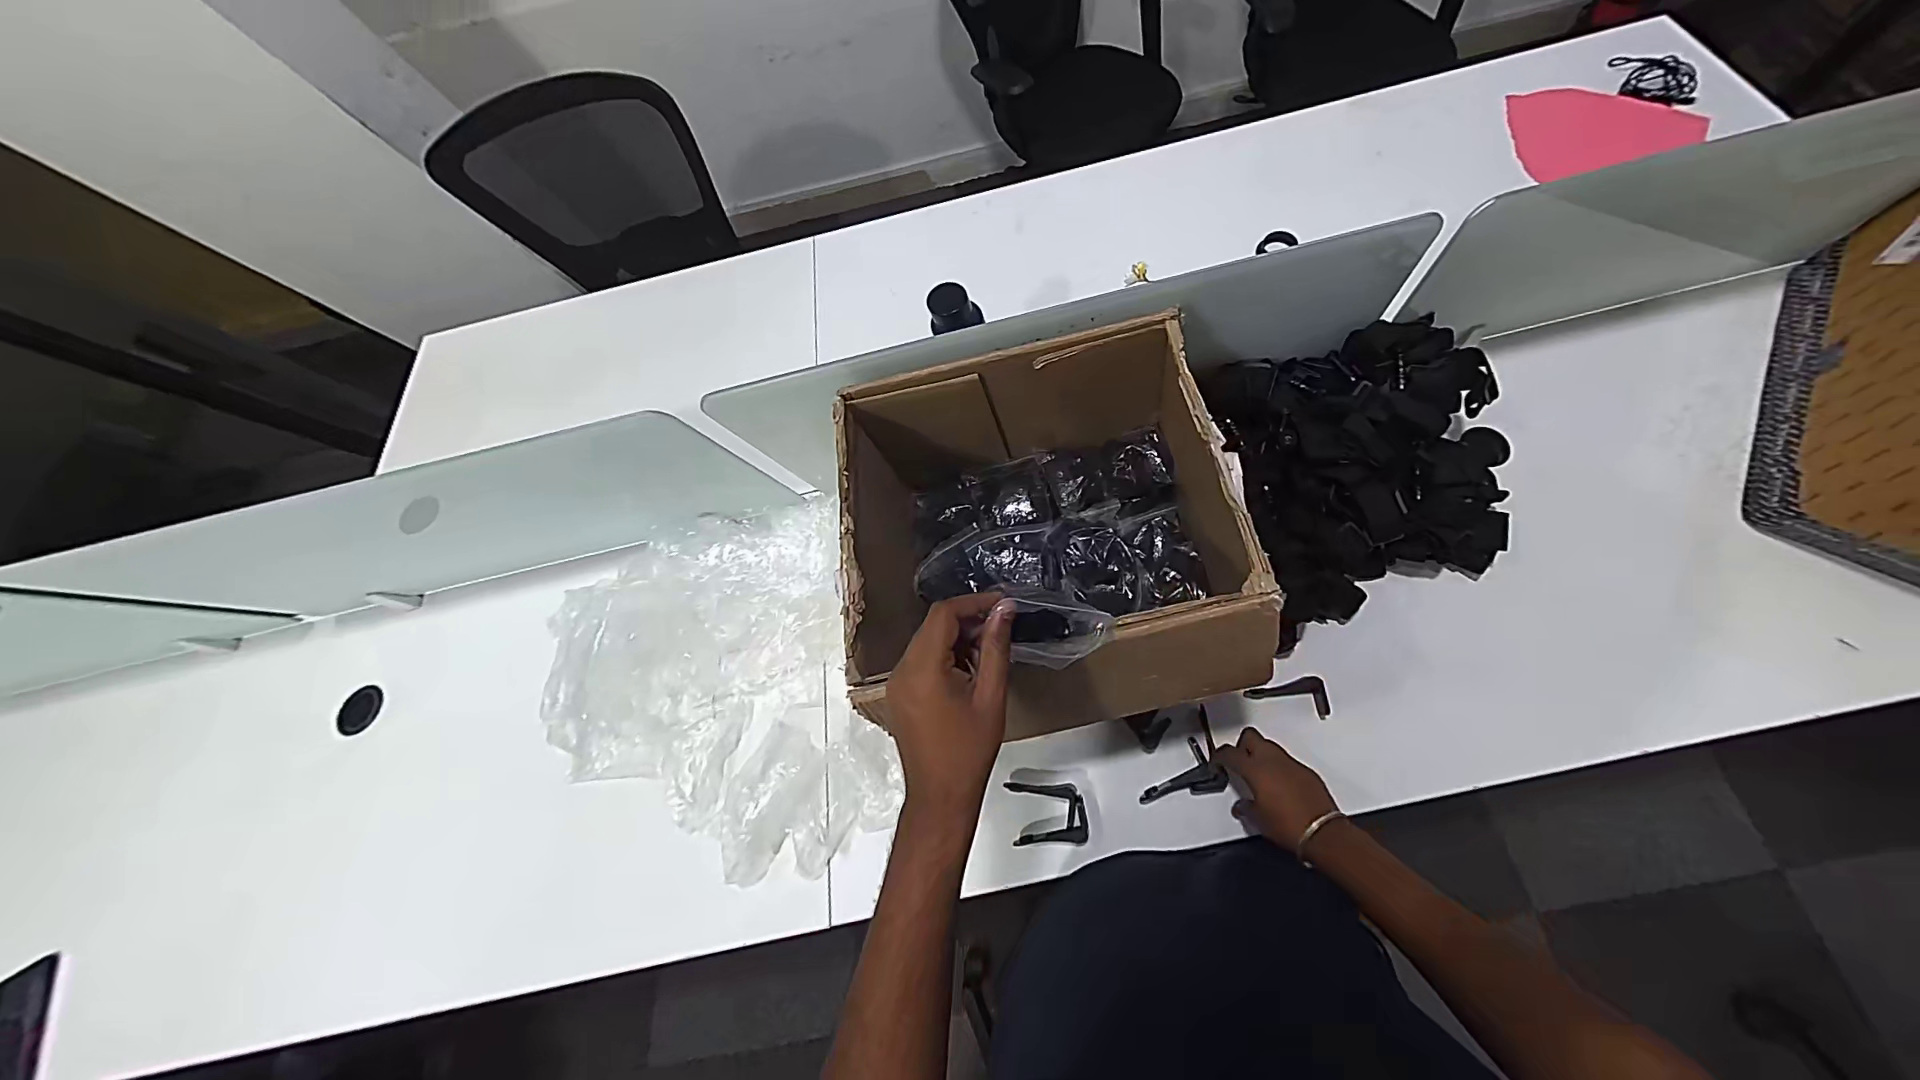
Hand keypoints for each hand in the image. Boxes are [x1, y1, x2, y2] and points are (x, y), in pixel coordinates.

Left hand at [887, 593, 1014, 818]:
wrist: (941, 794)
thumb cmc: (968, 751)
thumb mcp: (990, 695)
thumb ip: (996, 647)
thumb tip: (1004, 611)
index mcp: (922, 669)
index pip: (943, 614)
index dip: (973, 602)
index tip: (1000, 603)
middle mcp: (902, 671)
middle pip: (933, 626)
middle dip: (967, 622)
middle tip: (1000, 628)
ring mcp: (897, 683)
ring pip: (927, 642)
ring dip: (957, 640)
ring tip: (988, 654)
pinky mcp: (899, 694)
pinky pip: (921, 661)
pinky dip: (945, 657)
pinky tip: (969, 671)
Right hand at [1213, 727, 1339, 854]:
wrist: (1323, 834)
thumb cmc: (1289, 825)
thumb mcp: (1258, 819)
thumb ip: (1246, 807)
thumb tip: (1243, 807)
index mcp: (1255, 769)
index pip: (1229, 752)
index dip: (1219, 756)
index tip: (1218, 761)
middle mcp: (1272, 760)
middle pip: (1250, 737)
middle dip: (1241, 745)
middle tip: (1238, 760)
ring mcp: (1292, 764)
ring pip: (1270, 747)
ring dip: (1261, 755)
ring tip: (1259, 773)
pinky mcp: (1307, 772)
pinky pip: (1288, 761)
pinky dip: (1280, 767)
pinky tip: (1280, 784)